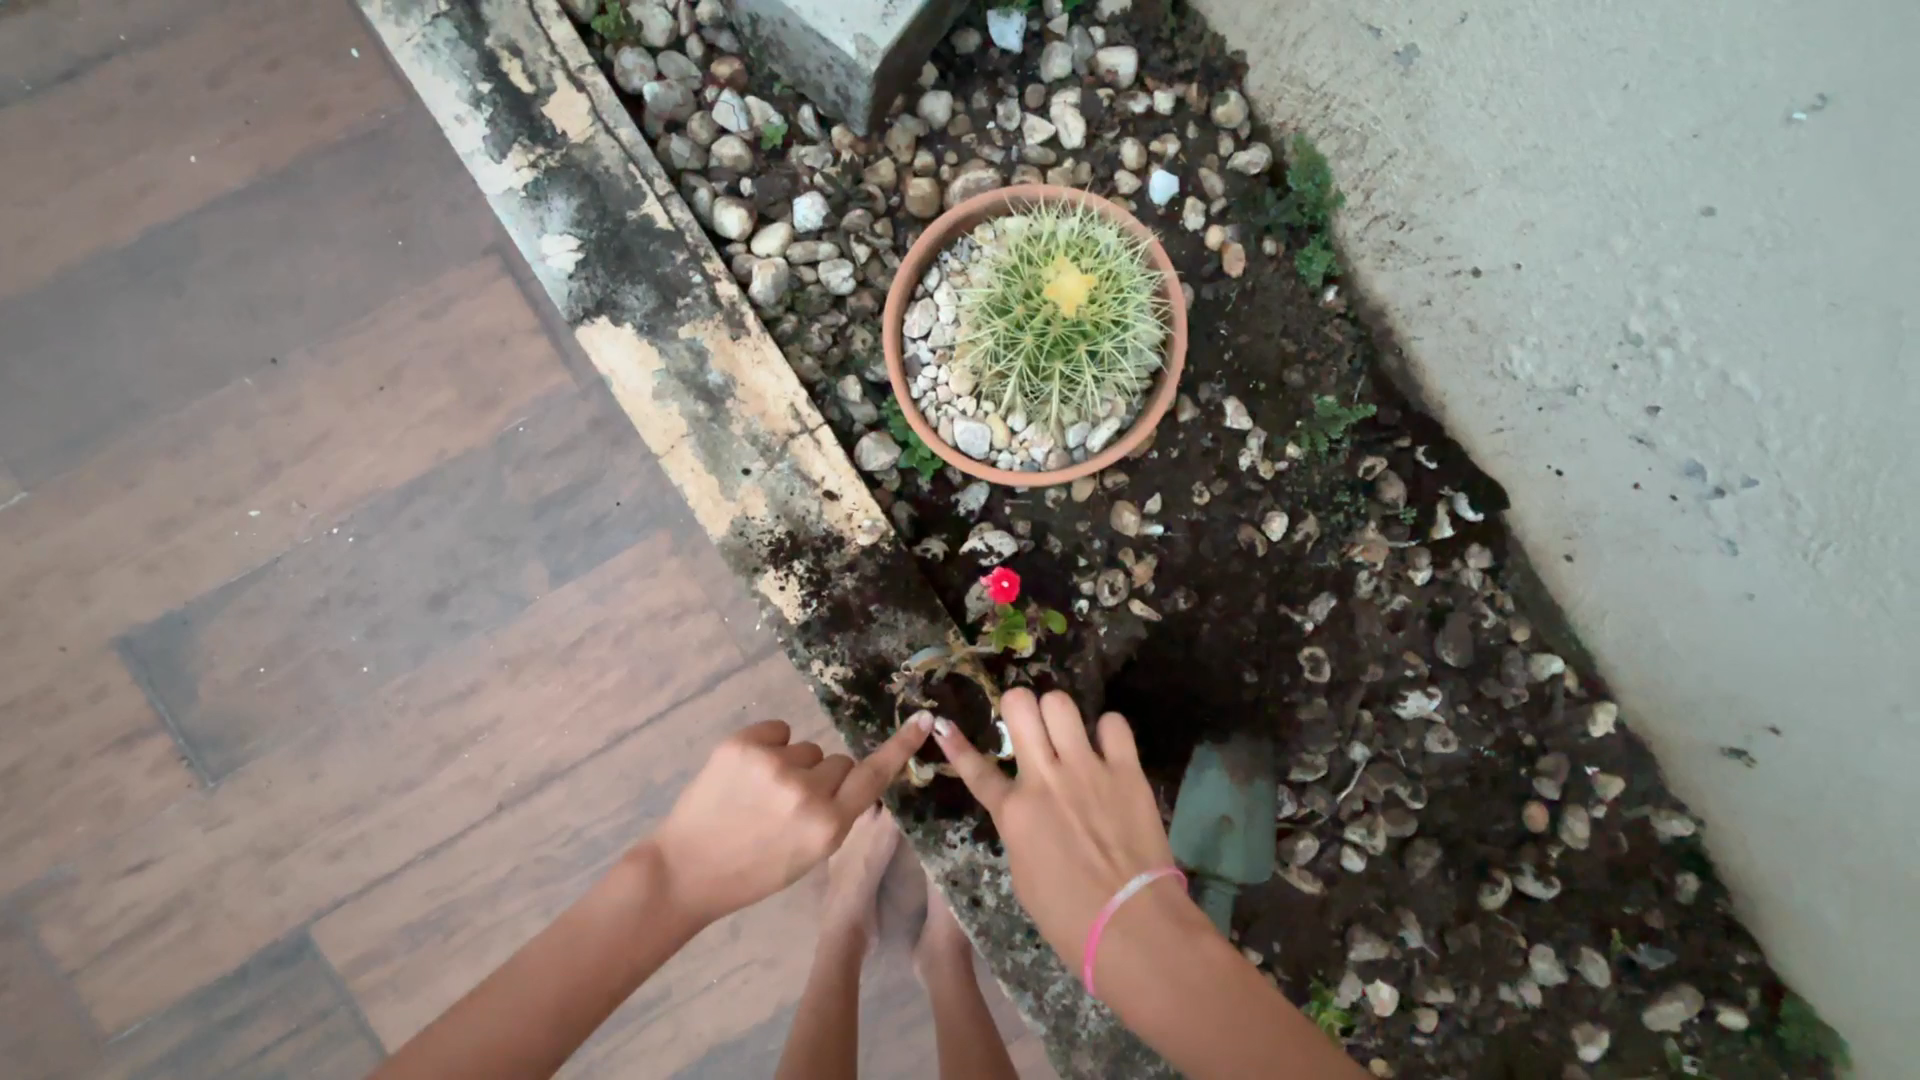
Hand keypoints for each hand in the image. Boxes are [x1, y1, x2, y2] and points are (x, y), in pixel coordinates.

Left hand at [649, 715, 931, 925]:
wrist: (687, 869)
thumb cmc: (754, 870)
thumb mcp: (810, 855)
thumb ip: (837, 816)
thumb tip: (851, 776)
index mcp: (828, 826)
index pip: (874, 776)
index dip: (900, 747)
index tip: (924, 720)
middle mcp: (806, 791)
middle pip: (839, 761)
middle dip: (823, 778)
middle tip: (789, 806)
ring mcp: (773, 764)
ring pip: (808, 748)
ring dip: (793, 765)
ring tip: (760, 795)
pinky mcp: (742, 744)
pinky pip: (779, 730)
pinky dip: (769, 747)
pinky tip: (747, 776)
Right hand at [931, 688, 1175, 970]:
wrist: (1131, 926)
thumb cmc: (1069, 917)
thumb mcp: (1023, 874)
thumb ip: (1019, 830)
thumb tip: (1026, 811)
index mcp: (1014, 811)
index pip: (975, 767)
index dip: (955, 743)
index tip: (944, 724)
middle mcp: (1045, 778)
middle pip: (1020, 706)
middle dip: (1018, 705)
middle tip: (1030, 724)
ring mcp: (1087, 768)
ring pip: (1061, 703)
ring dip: (1059, 714)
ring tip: (1068, 733)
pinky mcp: (1126, 770)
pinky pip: (1112, 724)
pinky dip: (1108, 732)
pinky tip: (1108, 749)